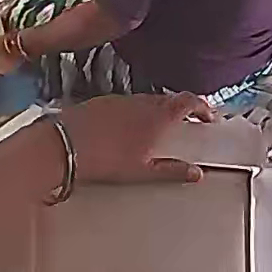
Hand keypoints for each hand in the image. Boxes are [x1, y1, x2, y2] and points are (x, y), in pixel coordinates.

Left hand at [57, 92, 216, 183]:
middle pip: (170, 99)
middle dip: (182, 109)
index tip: (208, 116)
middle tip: (188, 122)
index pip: (189, 101)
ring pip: (148, 99)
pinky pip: (128, 102)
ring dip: (159, 109)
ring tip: (159, 127)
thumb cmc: (104, 159)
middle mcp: (142, 102)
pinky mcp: (103, 101)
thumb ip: (172, 170)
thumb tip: (195, 173)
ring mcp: (121, 99)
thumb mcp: (143, 171)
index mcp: (158, 116)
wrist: (63, 145)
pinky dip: (137, 111)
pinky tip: (129, 128)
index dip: (202, 106)